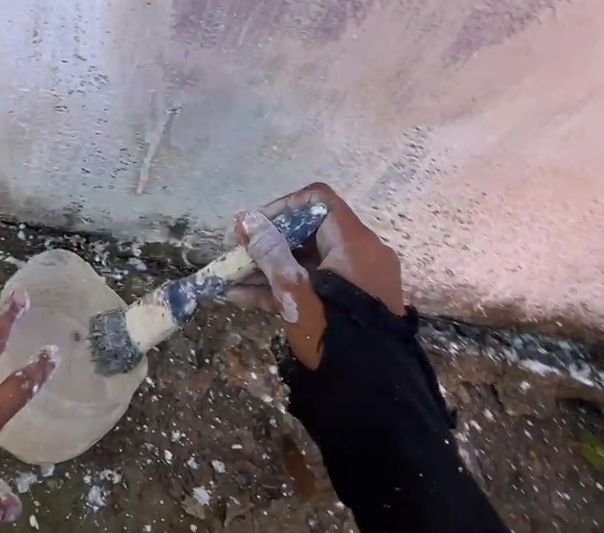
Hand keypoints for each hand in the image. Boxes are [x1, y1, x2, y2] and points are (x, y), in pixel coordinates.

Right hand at [225, 183, 402, 368]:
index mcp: (355, 245)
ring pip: (305, 261)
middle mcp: (360, 256)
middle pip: (307, 233)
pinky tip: (244, 299)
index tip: (253, 226)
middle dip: (266, 242)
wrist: (372, 401)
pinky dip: (282, 287)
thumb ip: (269, 252)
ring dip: (267, 268)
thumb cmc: (335, 336)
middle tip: (235, 254)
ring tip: (231, 280)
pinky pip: (312, 284)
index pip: (317, 202)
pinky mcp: (349, 305)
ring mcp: (356, 282)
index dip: (281, 208)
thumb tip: (246, 219)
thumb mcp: (295, 292)